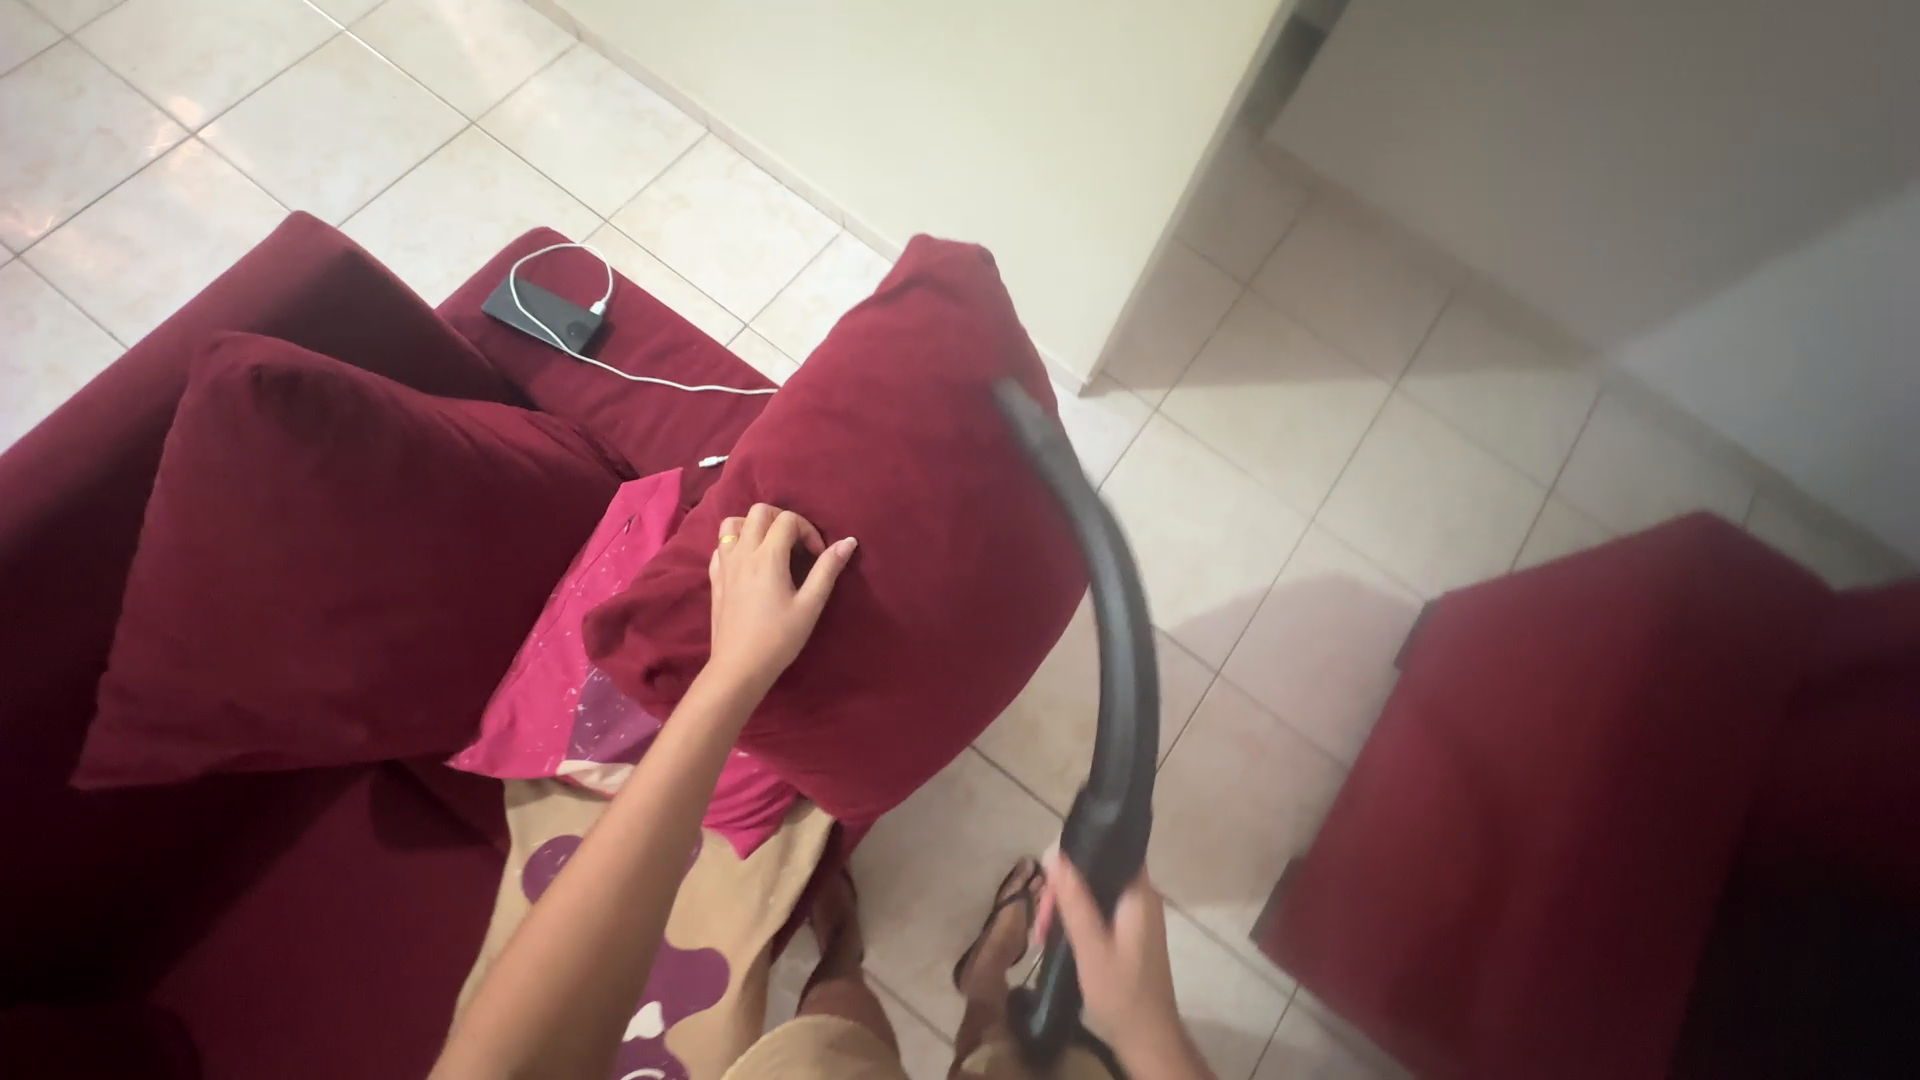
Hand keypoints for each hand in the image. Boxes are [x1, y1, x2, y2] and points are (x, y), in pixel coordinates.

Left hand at [706, 503, 855, 694]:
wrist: (739, 667)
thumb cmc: (779, 638)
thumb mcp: (810, 605)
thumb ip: (828, 570)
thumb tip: (848, 542)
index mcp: (768, 557)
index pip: (787, 520)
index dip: (808, 530)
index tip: (817, 556)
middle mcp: (742, 553)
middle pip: (758, 512)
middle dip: (782, 519)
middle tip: (796, 544)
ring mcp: (724, 565)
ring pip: (732, 524)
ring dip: (754, 526)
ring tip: (771, 546)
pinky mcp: (715, 579)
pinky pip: (721, 546)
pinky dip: (736, 545)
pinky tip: (750, 564)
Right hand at [1039, 853, 1199, 1072]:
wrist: (1148, 1040)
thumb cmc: (1121, 992)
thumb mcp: (1091, 945)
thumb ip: (1074, 899)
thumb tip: (1054, 854)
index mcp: (1138, 893)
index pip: (1109, 848)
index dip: (1077, 853)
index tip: (1049, 876)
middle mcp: (1140, 896)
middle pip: (1096, 872)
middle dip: (1064, 888)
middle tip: (1042, 919)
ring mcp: (1136, 915)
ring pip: (1094, 892)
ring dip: (1067, 906)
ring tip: (1044, 934)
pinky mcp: (1129, 932)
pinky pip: (1099, 910)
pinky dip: (1078, 919)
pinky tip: (1058, 938)